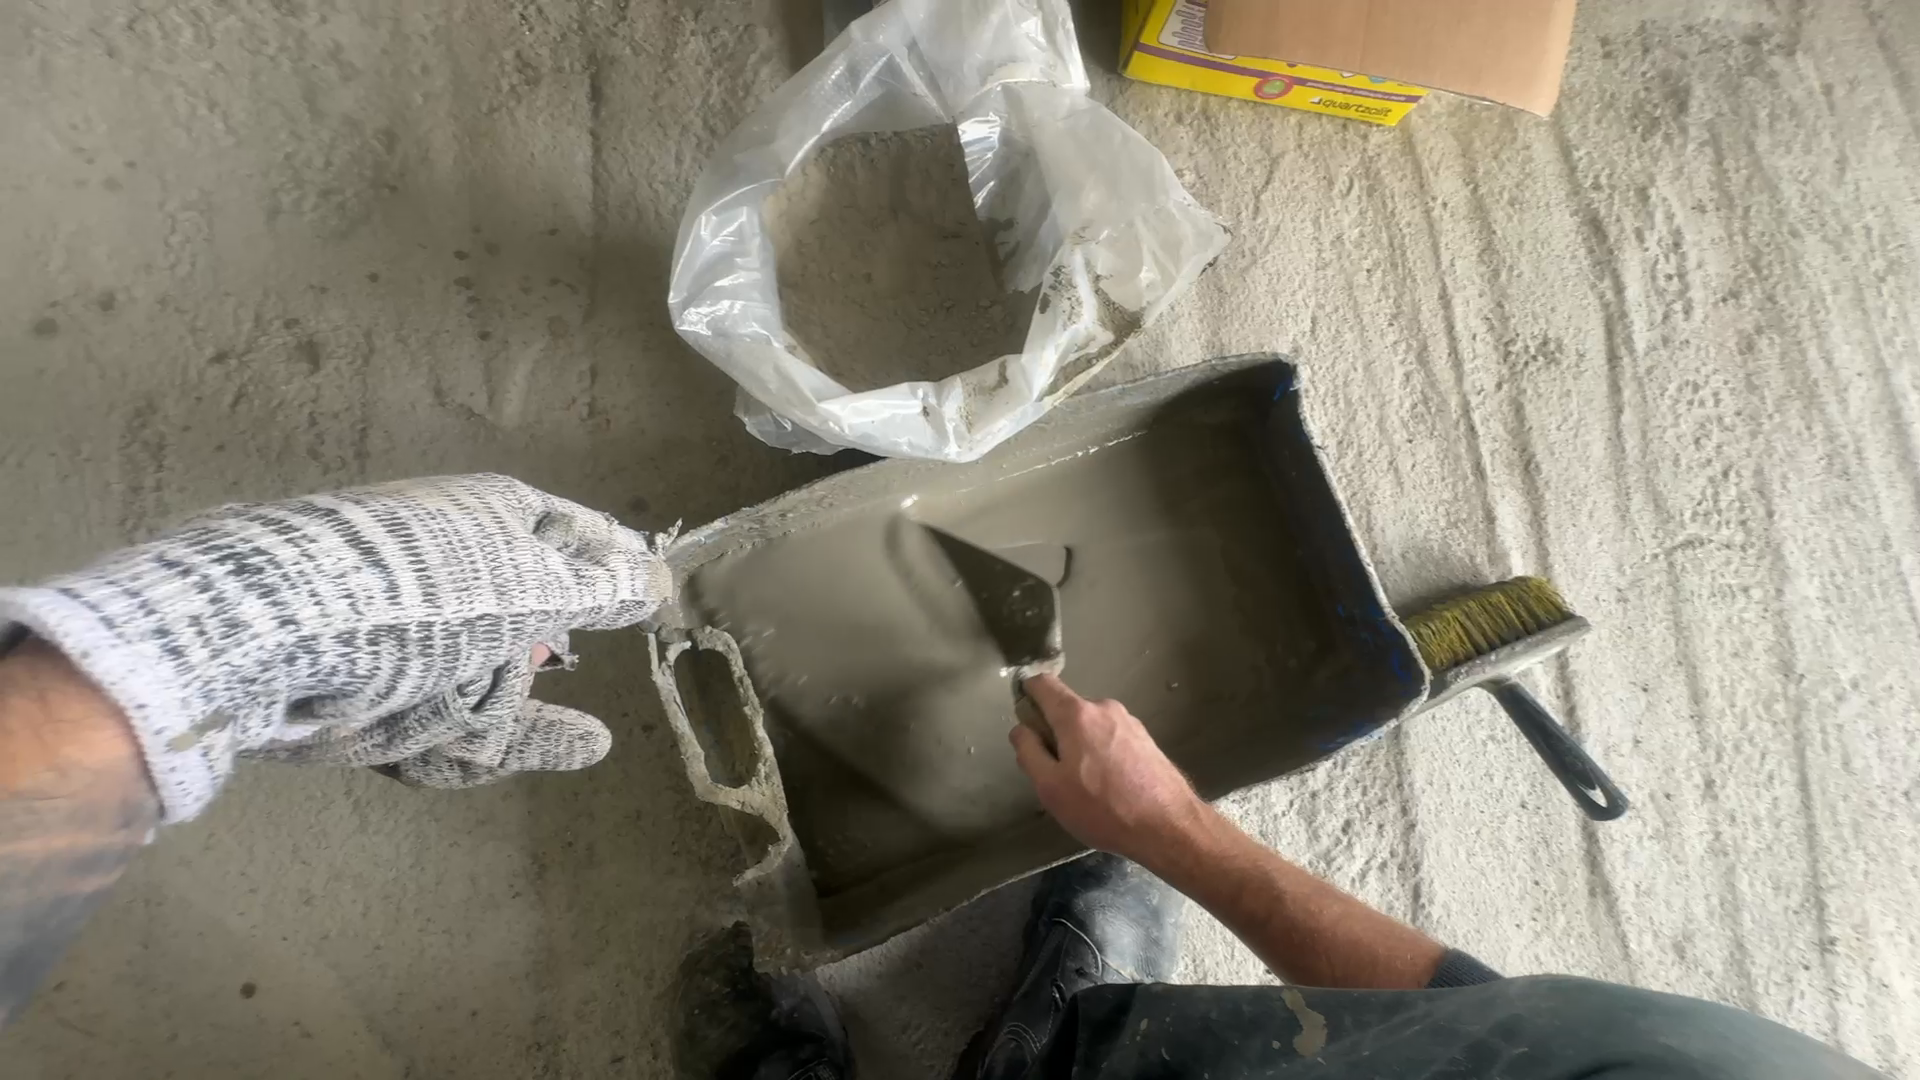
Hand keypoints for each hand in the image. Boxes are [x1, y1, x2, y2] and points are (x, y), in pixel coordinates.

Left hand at [0, 474, 673, 820]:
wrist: (265, 642)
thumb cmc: (425, 589)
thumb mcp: (533, 583)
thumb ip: (603, 587)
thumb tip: (661, 577)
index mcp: (490, 520)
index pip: (572, 527)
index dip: (615, 552)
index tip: (654, 581)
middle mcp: (457, 572)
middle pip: (535, 601)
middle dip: (568, 632)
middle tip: (598, 649)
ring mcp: (420, 635)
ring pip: (501, 668)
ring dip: (535, 698)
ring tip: (581, 734)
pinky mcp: (392, 692)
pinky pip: (470, 718)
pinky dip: (520, 737)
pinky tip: (583, 745)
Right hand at [1010, 674, 1205, 862]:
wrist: (1170, 827)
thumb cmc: (1102, 808)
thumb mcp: (1050, 788)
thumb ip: (1028, 752)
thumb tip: (1020, 729)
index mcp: (1076, 714)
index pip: (1043, 683)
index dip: (1027, 694)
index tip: (1026, 722)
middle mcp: (1103, 707)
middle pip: (1067, 708)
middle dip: (1055, 731)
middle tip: (1057, 772)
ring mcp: (1129, 721)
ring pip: (1090, 725)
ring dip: (1080, 744)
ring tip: (1087, 786)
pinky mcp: (1146, 739)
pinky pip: (1111, 737)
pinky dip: (1103, 753)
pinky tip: (1111, 786)